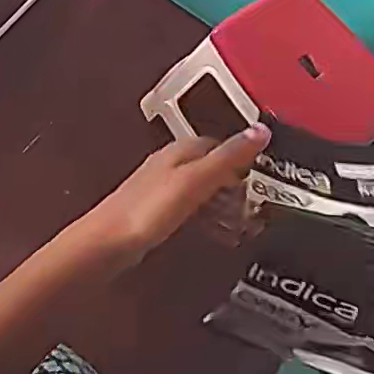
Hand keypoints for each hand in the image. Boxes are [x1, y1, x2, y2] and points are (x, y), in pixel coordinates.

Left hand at [61, 124, 268, 271]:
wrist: (107, 244)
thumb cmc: (147, 210)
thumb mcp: (195, 180)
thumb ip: (228, 157)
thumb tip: (260, 130)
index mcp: (179, 151)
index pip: (220, 144)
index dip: (243, 157)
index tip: (266, 175)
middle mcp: (169, 165)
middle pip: (212, 168)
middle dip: (237, 186)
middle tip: (258, 207)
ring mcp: (162, 190)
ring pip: (203, 191)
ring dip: (225, 205)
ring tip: (245, 224)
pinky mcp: (156, 214)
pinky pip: (192, 211)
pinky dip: (210, 219)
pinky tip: (218, 234)